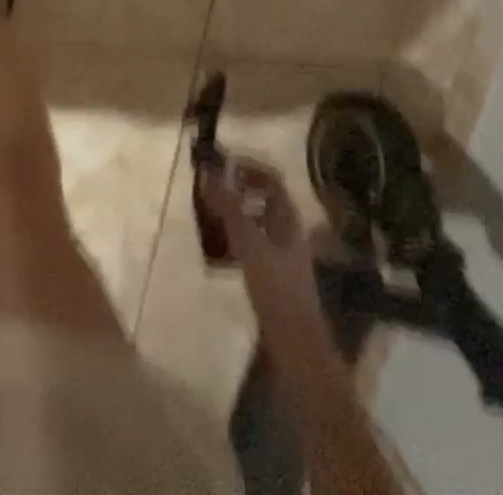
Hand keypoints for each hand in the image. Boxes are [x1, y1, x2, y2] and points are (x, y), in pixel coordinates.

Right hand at [199, 160, 319, 321]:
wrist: (295, 340)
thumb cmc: (275, 287)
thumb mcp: (248, 243)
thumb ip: (228, 208)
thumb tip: (207, 173)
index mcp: (287, 219)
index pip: (271, 179)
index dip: (247, 166)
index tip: (219, 163)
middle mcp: (287, 231)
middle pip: (263, 199)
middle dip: (236, 189)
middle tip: (208, 188)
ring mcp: (282, 253)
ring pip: (256, 221)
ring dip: (233, 212)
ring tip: (207, 214)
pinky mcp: (272, 273)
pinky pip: (251, 244)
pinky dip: (233, 237)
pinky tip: (217, 249)